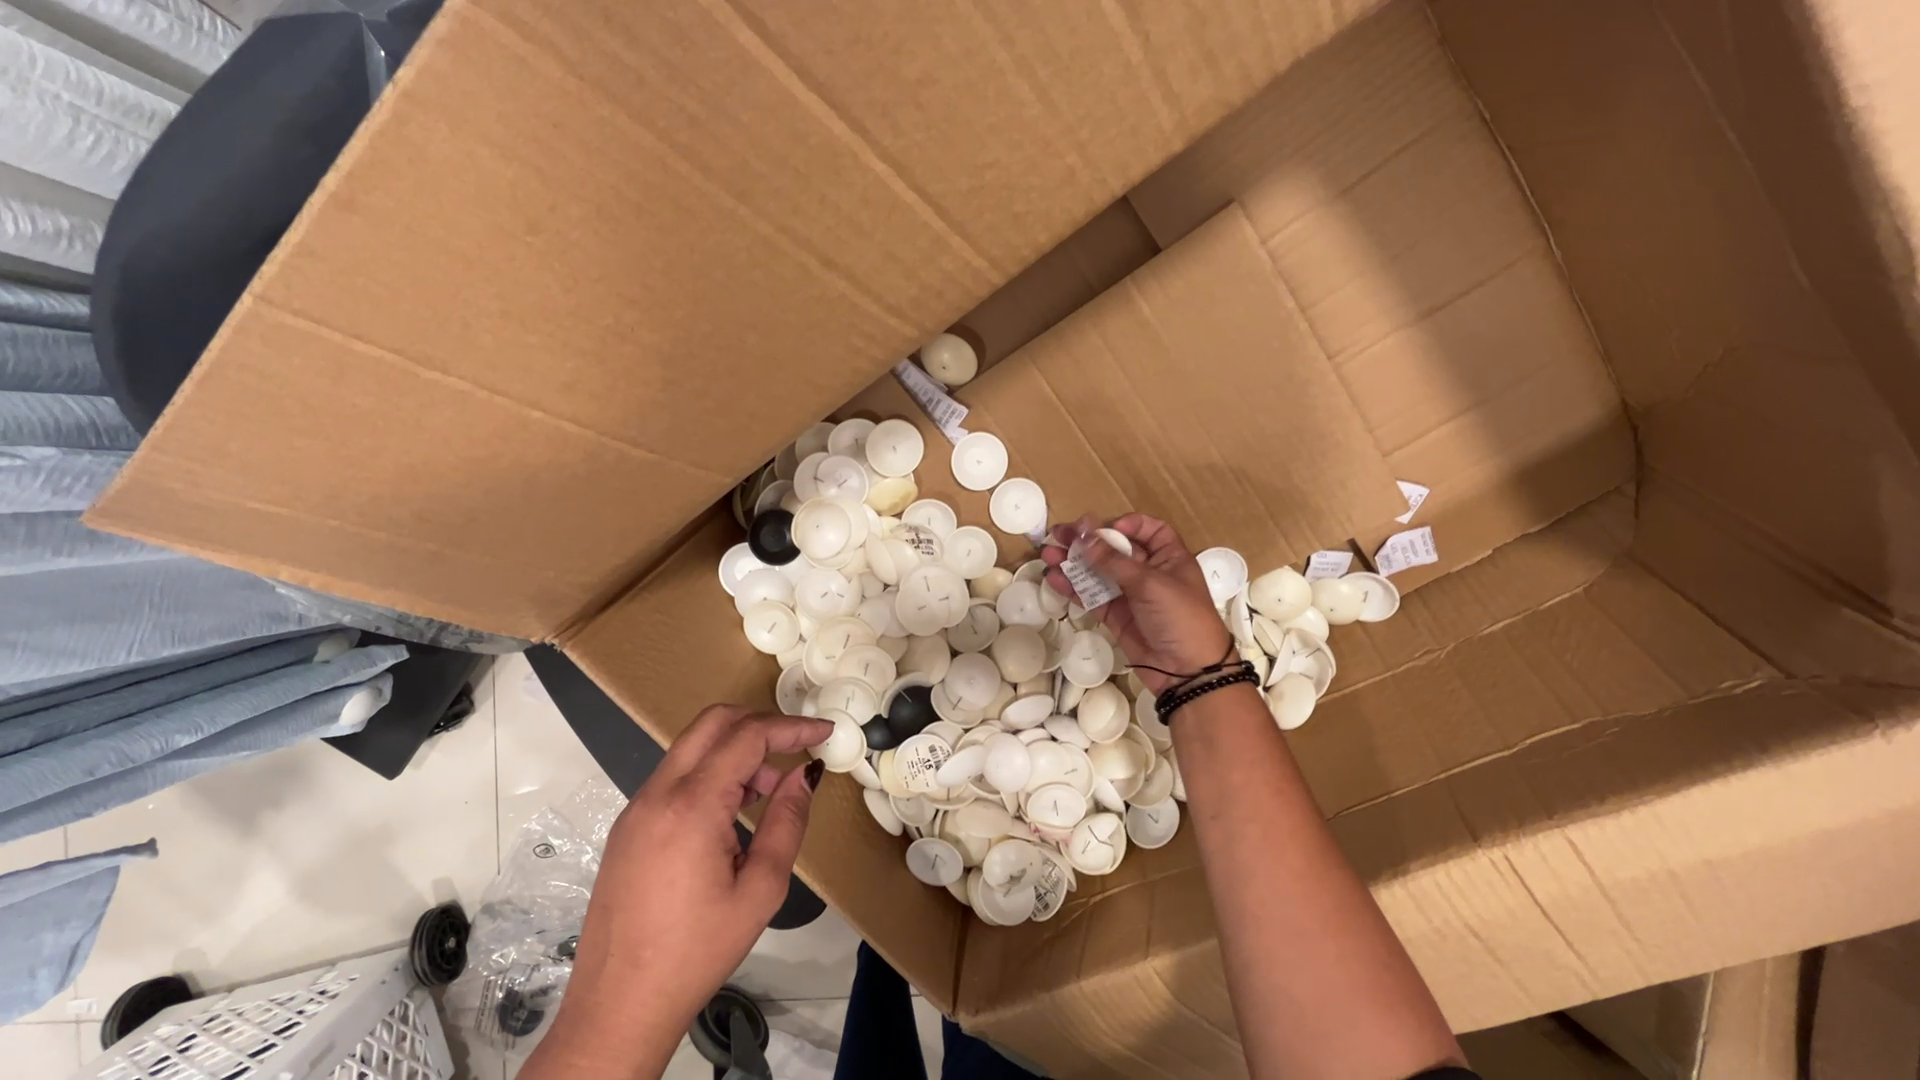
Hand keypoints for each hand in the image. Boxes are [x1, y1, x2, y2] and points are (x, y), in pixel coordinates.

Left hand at [528, 706, 829, 1078]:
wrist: (619, 1003)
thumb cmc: (697, 951)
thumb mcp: (760, 890)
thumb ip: (787, 823)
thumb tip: (804, 775)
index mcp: (692, 805)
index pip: (747, 736)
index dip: (791, 727)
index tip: (825, 733)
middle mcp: (658, 793)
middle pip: (712, 723)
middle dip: (760, 724)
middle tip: (796, 748)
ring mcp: (636, 808)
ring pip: (691, 749)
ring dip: (735, 752)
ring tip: (769, 793)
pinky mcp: (628, 827)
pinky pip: (675, 778)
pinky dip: (711, 775)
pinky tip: (733, 815)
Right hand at [1042, 514, 1232, 693]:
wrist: (1187, 671)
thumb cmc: (1180, 617)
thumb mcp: (1150, 583)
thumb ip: (1113, 560)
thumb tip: (1084, 533)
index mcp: (1169, 557)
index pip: (1148, 530)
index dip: (1127, 524)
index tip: (1104, 529)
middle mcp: (1149, 572)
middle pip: (1115, 549)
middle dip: (1087, 542)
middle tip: (1058, 536)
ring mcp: (1130, 595)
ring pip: (1098, 572)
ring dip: (1074, 563)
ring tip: (1047, 555)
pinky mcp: (1116, 616)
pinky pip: (1092, 597)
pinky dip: (1073, 588)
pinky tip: (1055, 580)